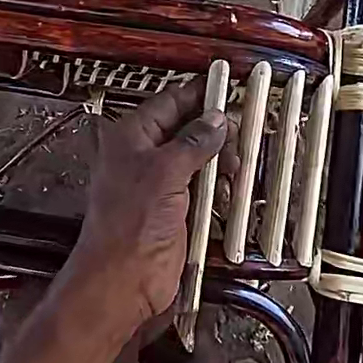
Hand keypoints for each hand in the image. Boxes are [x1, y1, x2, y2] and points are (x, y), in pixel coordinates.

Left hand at [62, 82, 227, 329]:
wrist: (124, 277)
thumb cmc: (129, 225)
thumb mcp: (165, 172)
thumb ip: (193, 142)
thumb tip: (214, 120)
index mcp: (130, 137)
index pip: (169, 102)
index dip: (198, 94)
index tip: (225, 86)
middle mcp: (142, 156)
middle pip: (185, 129)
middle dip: (213, 131)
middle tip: (238, 133)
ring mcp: (158, 183)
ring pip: (196, 158)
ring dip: (218, 160)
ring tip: (235, 165)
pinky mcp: (172, 208)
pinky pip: (200, 187)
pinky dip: (215, 185)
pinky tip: (226, 188)